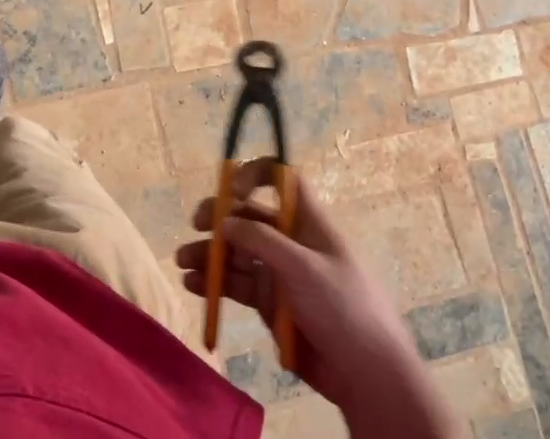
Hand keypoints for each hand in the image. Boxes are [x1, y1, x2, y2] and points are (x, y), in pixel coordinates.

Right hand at [175, 160, 458, 437]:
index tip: (232, 190)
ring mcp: (278, 273)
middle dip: (219, 217)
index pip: (283, 181)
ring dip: (208, 253)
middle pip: (247, 216)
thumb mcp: (304, 268)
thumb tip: (224, 223)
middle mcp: (290, 242)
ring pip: (235, 252)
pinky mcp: (268, 303)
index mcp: (308, 224)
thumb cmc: (345, 308)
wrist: (367, 375)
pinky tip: (194, 285)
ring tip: (183, 263)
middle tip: (196, 225)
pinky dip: (212, 282)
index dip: (257, 175)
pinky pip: (234, 284)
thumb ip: (261, 241)